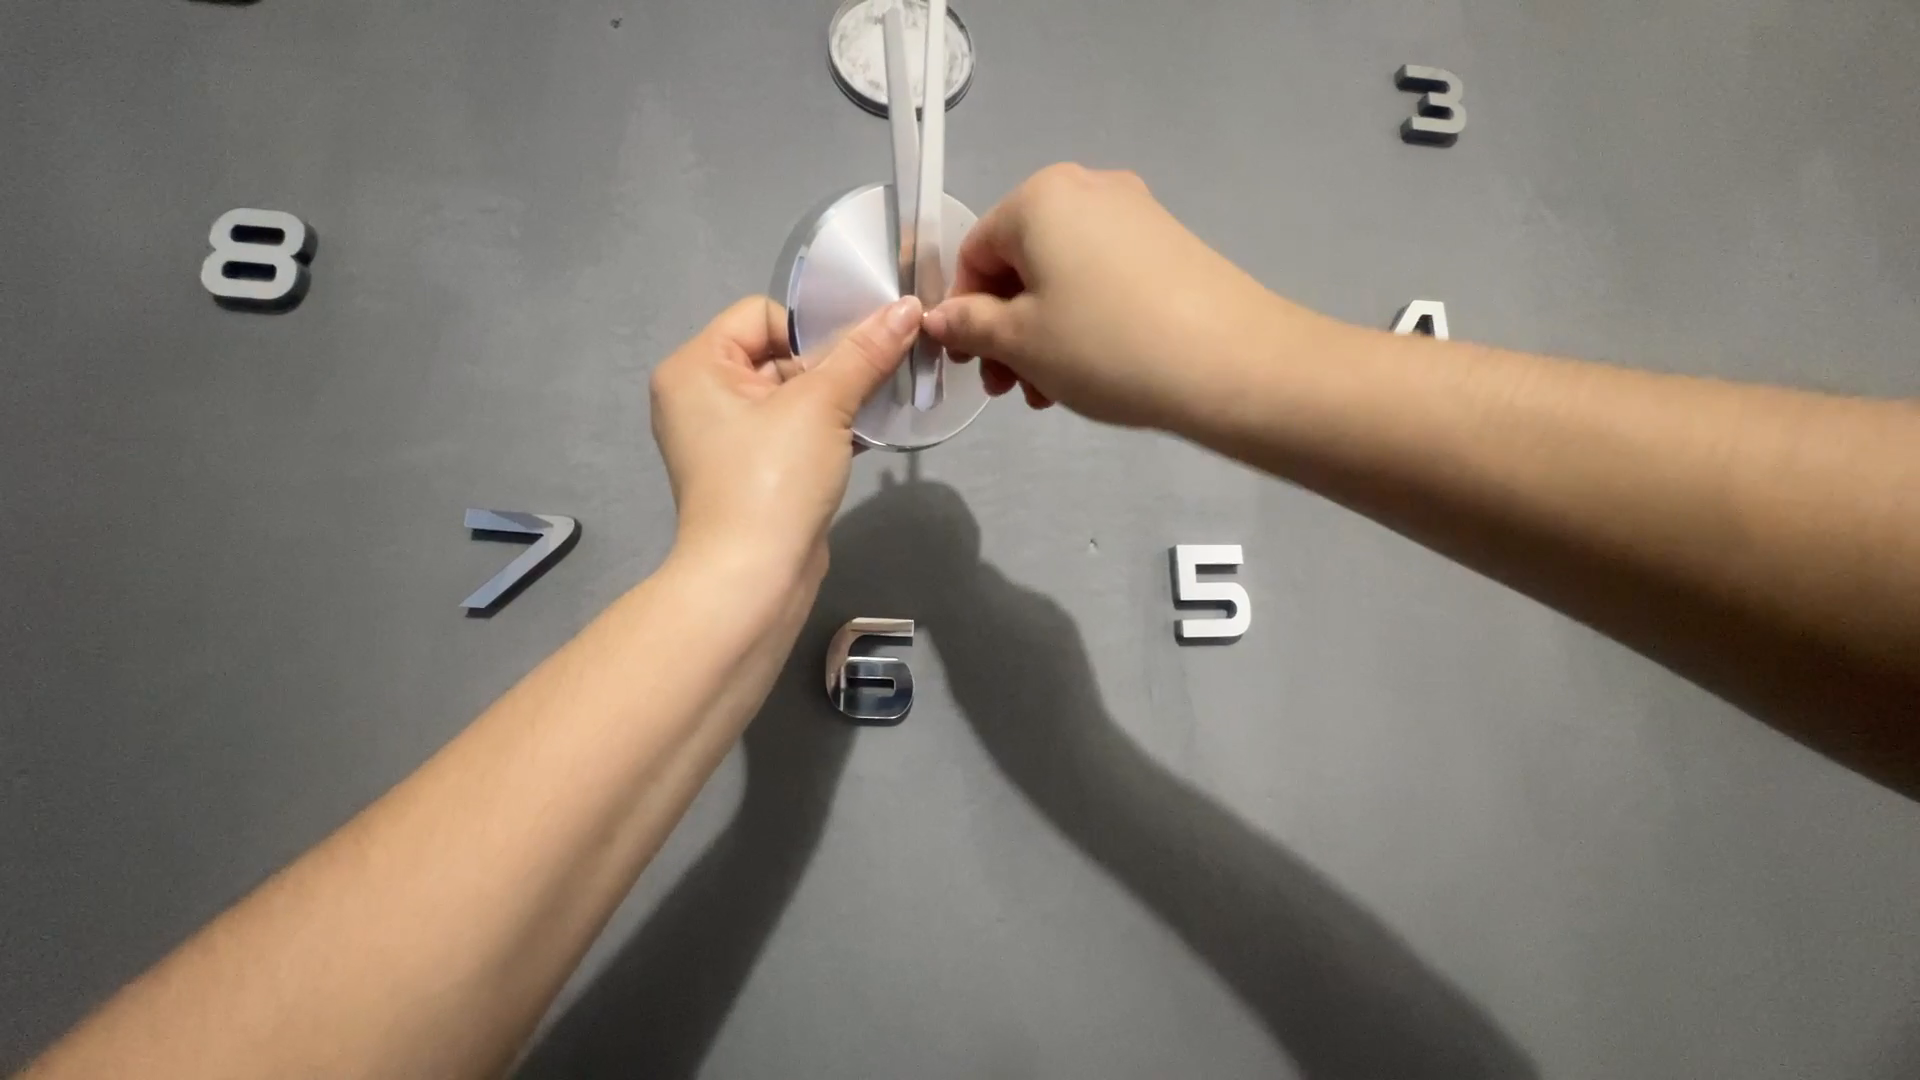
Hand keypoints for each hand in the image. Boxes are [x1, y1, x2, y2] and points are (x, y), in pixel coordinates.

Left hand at [650, 295, 922, 585]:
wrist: (755, 578)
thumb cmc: (774, 479)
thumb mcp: (822, 405)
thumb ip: (864, 353)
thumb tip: (908, 307)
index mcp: (696, 366)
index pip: (762, 314)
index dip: (811, 329)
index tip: (852, 359)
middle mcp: (700, 396)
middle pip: (778, 353)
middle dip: (830, 367)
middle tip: (870, 384)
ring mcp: (724, 439)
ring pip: (790, 396)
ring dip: (835, 399)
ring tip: (873, 408)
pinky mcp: (750, 471)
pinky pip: (791, 431)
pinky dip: (825, 430)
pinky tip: (863, 438)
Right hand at [923, 163, 1326, 431]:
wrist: (1229, 364)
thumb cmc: (1104, 345)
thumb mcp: (1020, 342)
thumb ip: (968, 326)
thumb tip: (937, 319)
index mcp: (1039, 197)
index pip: (974, 253)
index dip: (961, 312)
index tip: (969, 364)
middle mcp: (1088, 189)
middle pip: (1019, 265)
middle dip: (1004, 332)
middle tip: (1008, 388)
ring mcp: (1135, 215)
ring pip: (1060, 280)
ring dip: (1041, 338)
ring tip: (1049, 393)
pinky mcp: (1167, 246)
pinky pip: (1101, 282)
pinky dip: (1081, 325)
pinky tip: (1087, 374)